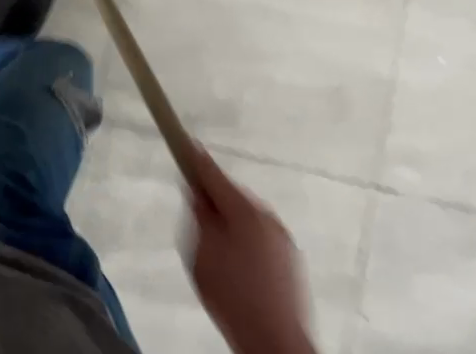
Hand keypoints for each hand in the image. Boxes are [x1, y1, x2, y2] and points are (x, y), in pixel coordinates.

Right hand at [184, 145, 315, 353]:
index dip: (195, 158)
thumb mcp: (200, 254)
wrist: (275, 341)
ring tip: (218, 256)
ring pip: (247, 217)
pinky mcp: (290, 257)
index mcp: (243, 210)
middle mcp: (266, 216)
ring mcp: (282, 236)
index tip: (184, 142)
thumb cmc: (231, 296)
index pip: (213, 174)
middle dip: (214, 203)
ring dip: (231, 224)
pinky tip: (238, 269)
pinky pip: (260, 236)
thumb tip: (197, 193)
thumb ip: (198, 217)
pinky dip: (247, 242)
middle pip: (232, 196)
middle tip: (196, 221)